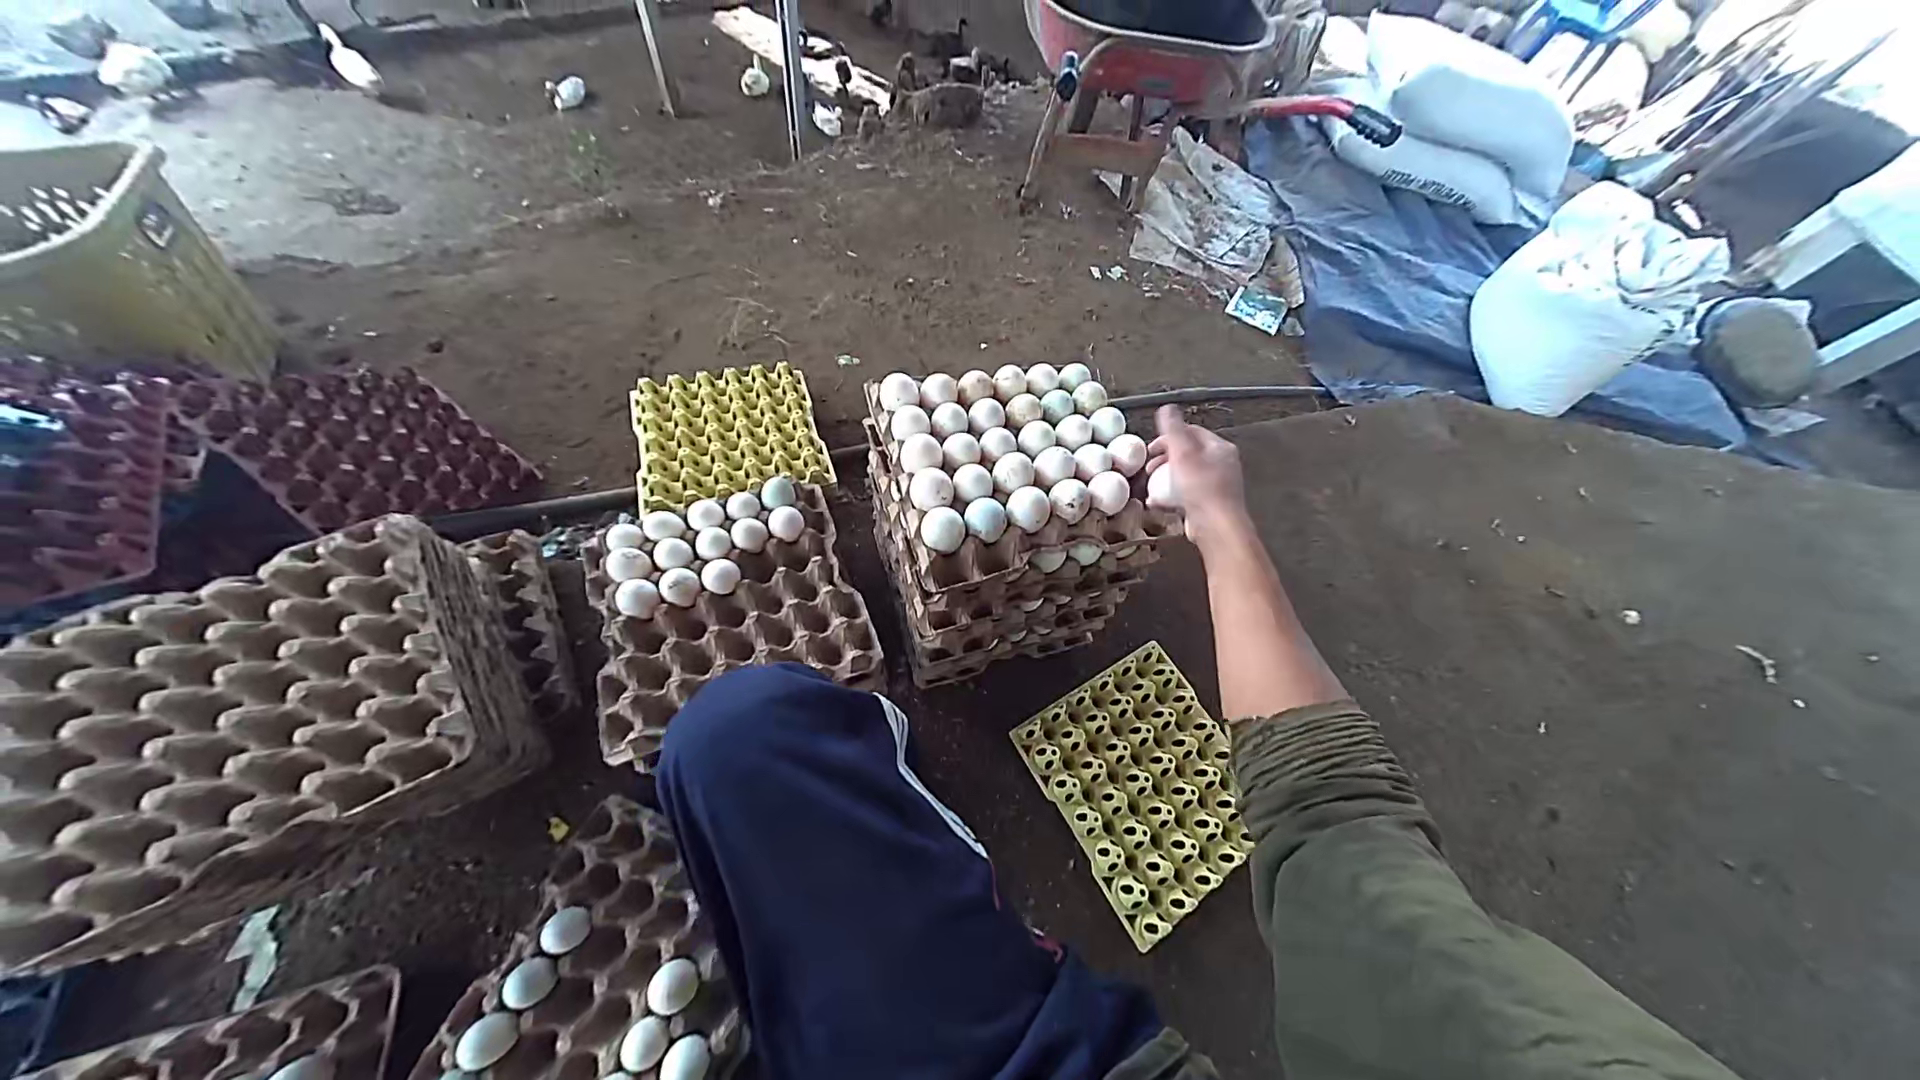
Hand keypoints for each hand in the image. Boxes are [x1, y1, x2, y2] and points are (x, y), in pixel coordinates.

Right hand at [1146, 405, 1249, 549]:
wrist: (1215, 526)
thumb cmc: (1202, 489)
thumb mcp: (1183, 453)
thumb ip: (1173, 430)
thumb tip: (1166, 408)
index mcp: (1219, 447)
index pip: (1191, 432)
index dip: (1168, 438)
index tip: (1151, 448)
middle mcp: (1221, 464)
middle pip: (1188, 453)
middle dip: (1164, 459)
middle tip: (1149, 466)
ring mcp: (1215, 484)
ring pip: (1184, 474)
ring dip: (1164, 479)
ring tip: (1151, 484)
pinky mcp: (1207, 503)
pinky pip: (1185, 494)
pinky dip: (1170, 495)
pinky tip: (1157, 502)